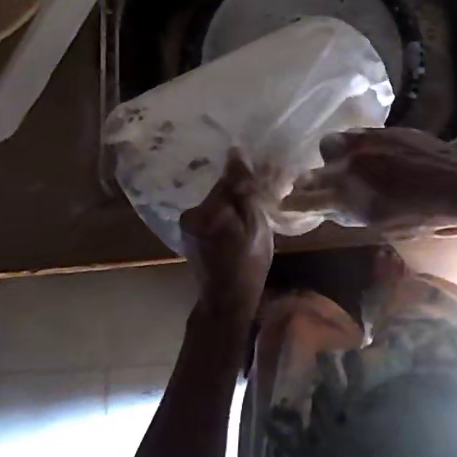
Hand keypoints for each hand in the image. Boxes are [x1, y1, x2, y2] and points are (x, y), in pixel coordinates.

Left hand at [180, 150, 273, 330]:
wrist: (227, 302)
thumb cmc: (247, 265)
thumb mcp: (255, 226)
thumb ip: (245, 191)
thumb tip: (237, 155)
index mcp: (205, 210)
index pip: (228, 179)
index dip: (250, 176)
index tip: (268, 169)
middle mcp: (191, 214)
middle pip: (221, 191)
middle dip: (243, 190)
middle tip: (266, 192)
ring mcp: (188, 226)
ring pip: (218, 204)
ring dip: (236, 204)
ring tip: (257, 209)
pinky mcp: (191, 236)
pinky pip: (213, 217)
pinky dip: (228, 217)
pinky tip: (242, 224)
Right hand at [282, 128, 456, 232]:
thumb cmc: (426, 216)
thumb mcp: (382, 224)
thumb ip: (352, 213)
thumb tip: (334, 207)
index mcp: (350, 192)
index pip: (308, 198)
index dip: (295, 203)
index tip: (286, 204)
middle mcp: (352, 163)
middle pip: (315, 170)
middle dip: (313, 182)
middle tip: (318, 189)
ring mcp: (368, 142)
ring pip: (332, 145)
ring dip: (333, 159)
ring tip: (346, 169)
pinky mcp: (386, 130)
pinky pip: (356, 135)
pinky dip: (355, 147)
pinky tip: (370, 156)